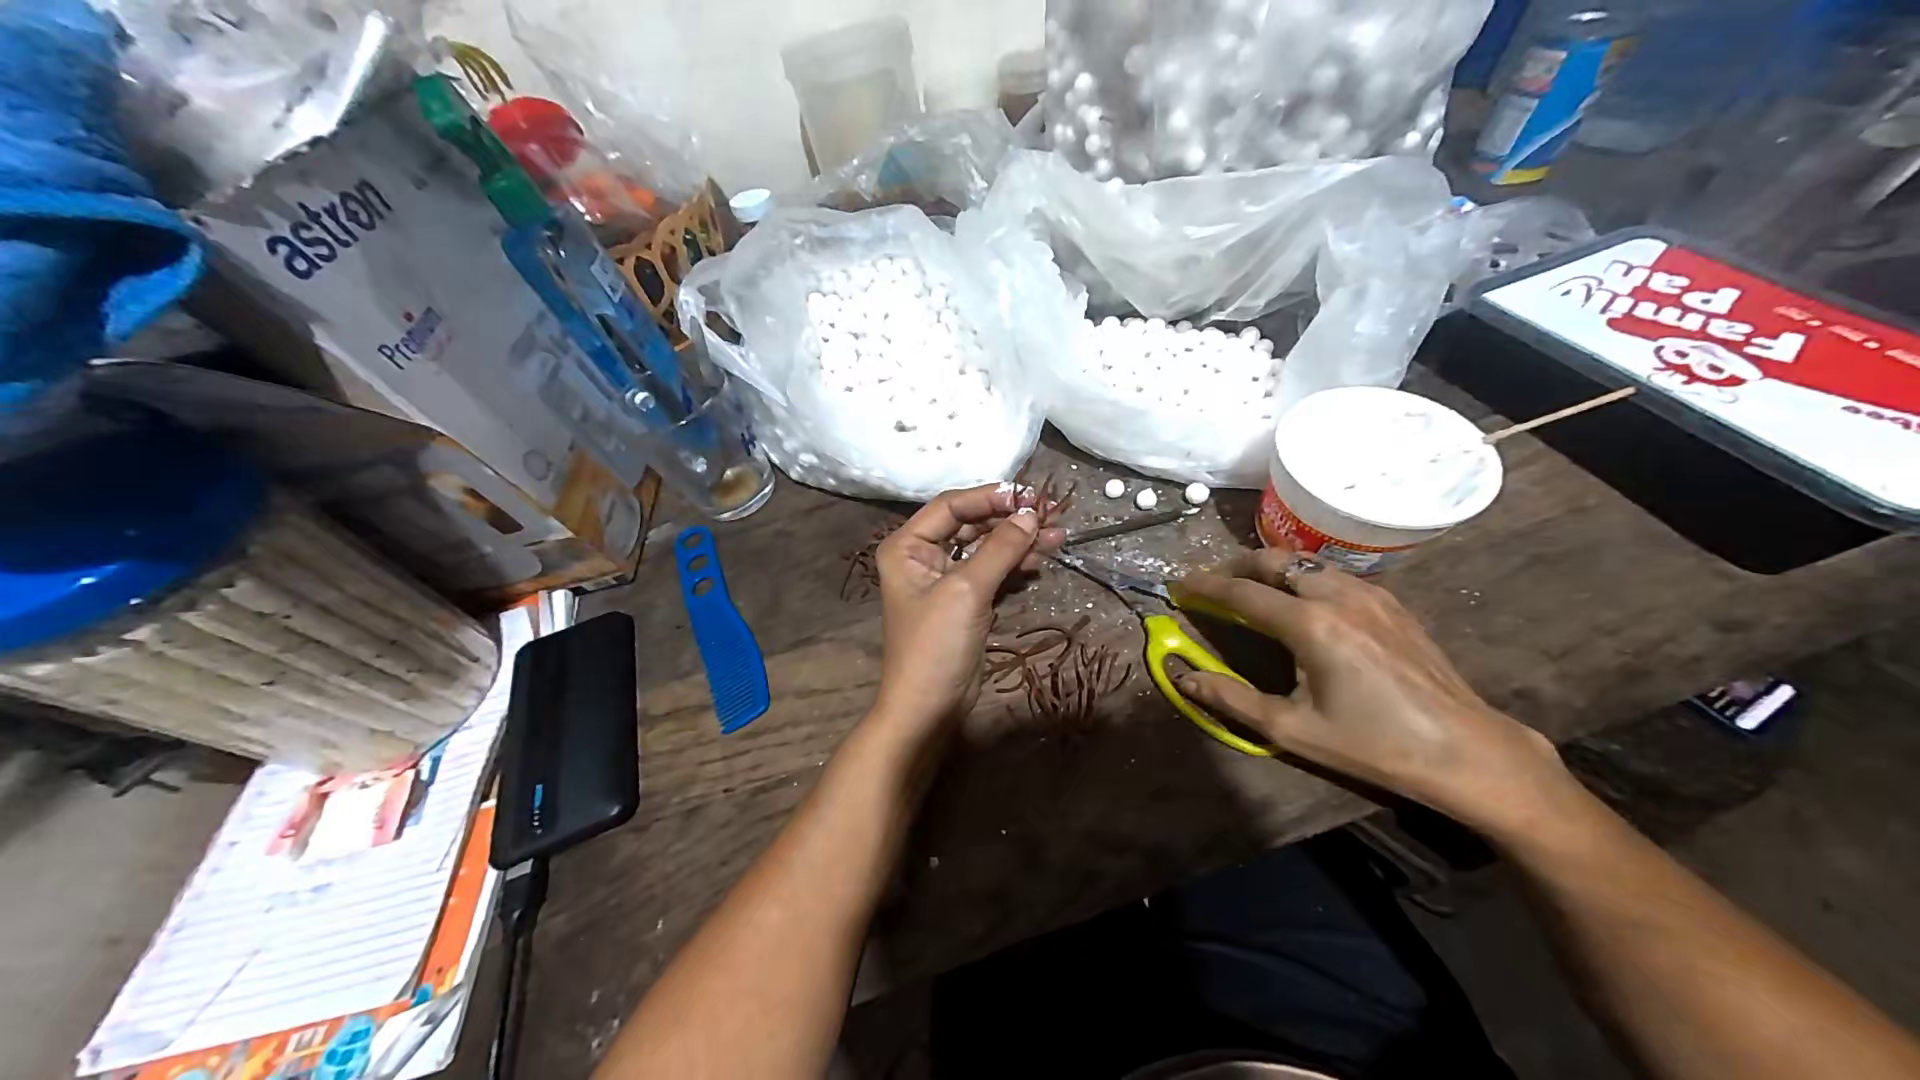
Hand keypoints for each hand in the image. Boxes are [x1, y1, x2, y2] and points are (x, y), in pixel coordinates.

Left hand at [872, 483, 1065, 736]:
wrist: (928, 709)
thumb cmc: (936, 645)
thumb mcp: (967, 591)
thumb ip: (1000, 548)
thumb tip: (1031, 514)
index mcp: (907, 547)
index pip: (951, 506)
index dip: (990, 498)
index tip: (1029, 497)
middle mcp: (923, 557)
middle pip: (971, 524)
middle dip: (1010, 519)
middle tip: (1050, 514)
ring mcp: (945, 580)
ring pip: (986, 548)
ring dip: (1019, 542)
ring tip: (1058, 535)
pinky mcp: (966, 602)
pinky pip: (993, 572)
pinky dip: (1015, 565)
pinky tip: (1041, 560)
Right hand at [1169, 549, 1570, 830]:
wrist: (1466, 750)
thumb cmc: (1373, 745)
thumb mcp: (1292, 730)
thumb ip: (1231, 699)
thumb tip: (1183, 676)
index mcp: (1310, 625)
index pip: (1241, 592)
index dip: (1204, 586)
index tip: (1178, 585)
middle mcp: (1337, 595)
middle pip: (1273, 560)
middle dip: (1236, 565)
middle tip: (1213, 583)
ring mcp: (1370, 594)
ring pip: (1305, 562)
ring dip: (1270, 568)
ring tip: (1250, 589)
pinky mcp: (1391, 603)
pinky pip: (1333, 574)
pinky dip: (1302, 577)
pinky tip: (1300, 603)